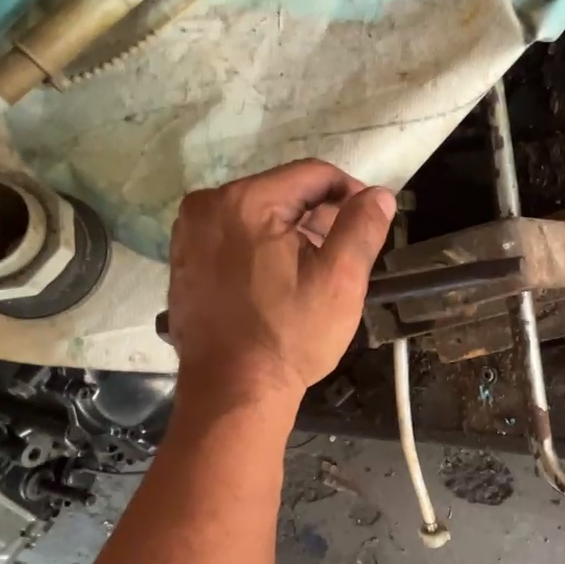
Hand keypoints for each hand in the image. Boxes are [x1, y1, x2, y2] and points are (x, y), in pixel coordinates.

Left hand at [167, 160, 395, 411]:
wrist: (234, 388)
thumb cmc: (291, 334)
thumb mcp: (341, 280)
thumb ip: (362, 228)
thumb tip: (379, 195)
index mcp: (247, 201)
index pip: (314, 174)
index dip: (352, 194)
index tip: (371, 225)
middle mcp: (208, 205)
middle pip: (284, 193)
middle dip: (320, 219)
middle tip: (344, 260)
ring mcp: (190, 233)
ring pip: (260, 216)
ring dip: (293, 236)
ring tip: (313, 277)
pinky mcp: (185, 260)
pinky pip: (235, 238)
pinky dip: (263, 250)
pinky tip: (279, 286)